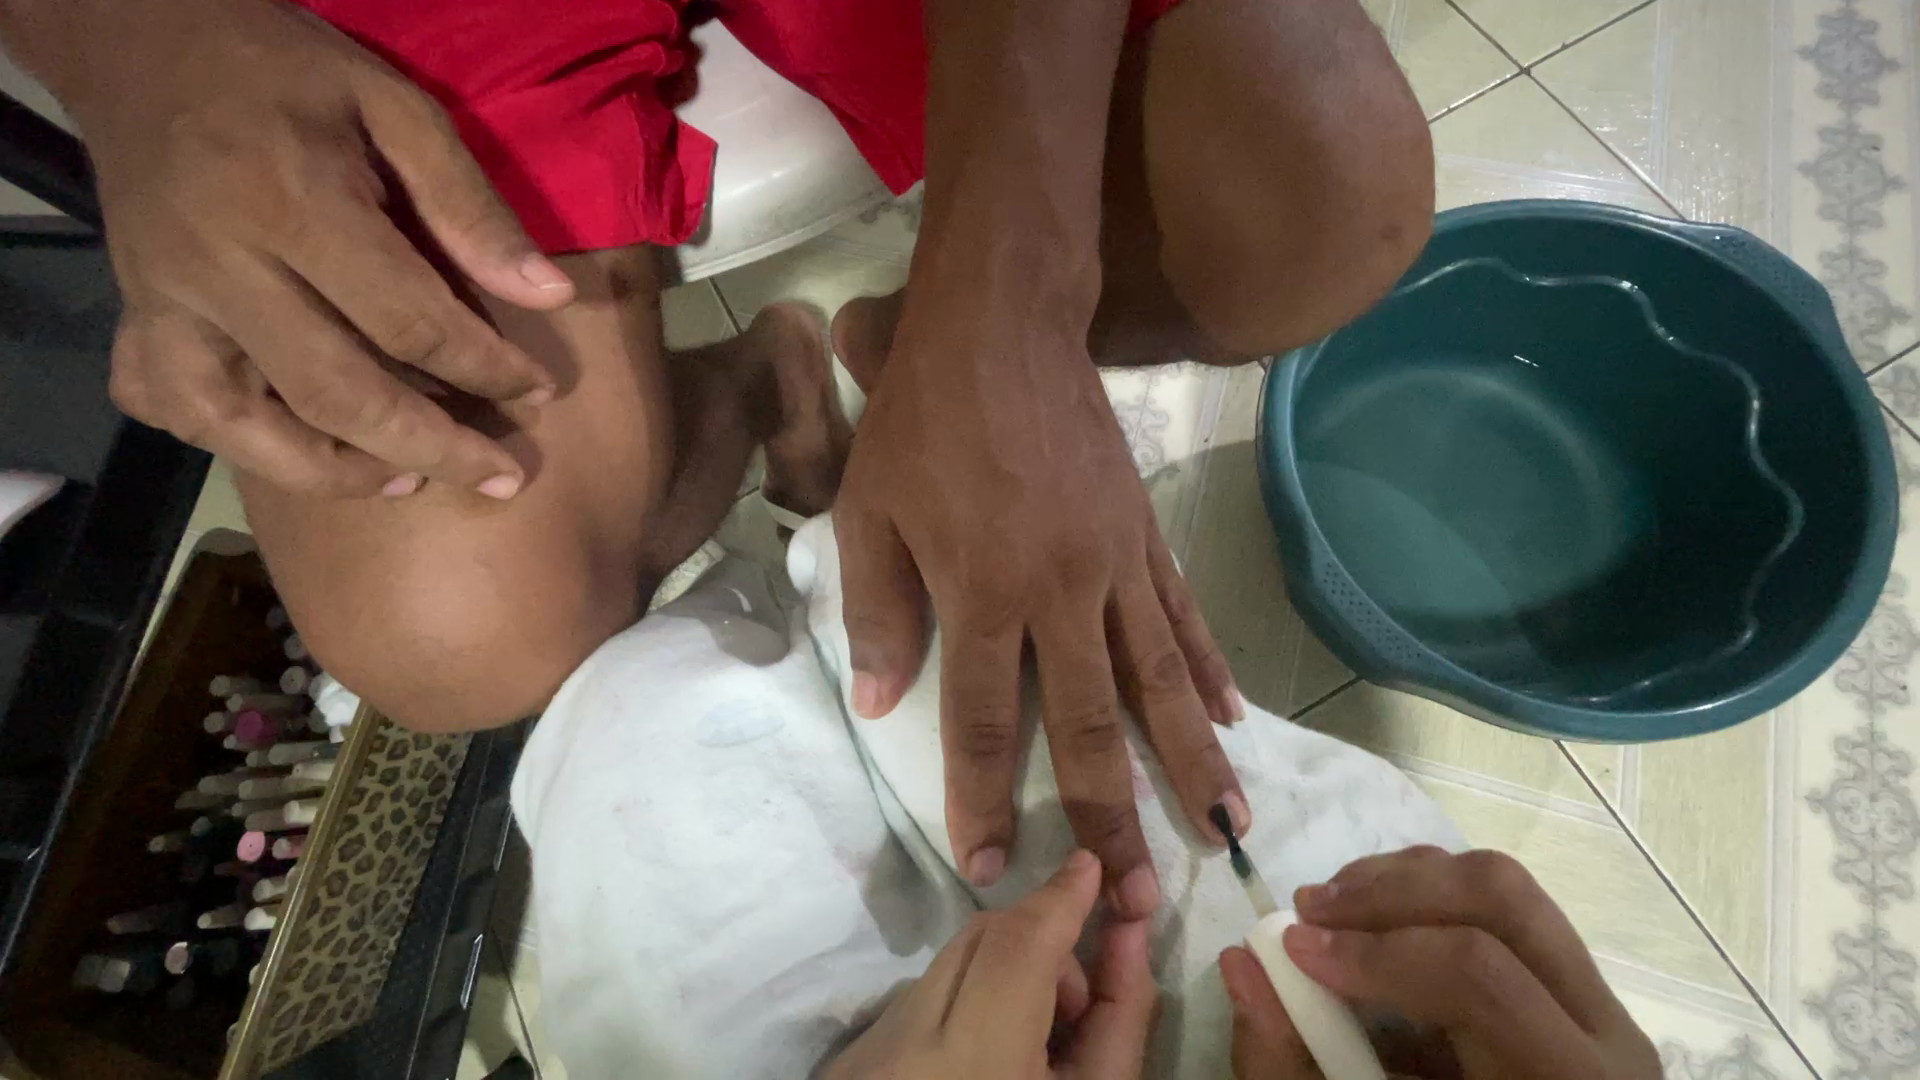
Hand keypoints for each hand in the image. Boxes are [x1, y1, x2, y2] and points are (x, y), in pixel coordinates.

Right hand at [39, 0, 573, 496]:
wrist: (142, 39)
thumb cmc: (293, 76)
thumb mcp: (401, 111)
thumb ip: (473, 208)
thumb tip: (551, 295)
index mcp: (289, 205)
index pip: (412, 323)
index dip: (488, 369)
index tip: (541, 391)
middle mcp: (217, 264)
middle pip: (338, 392)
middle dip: (436, 449)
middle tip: (504, 481)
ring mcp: (162, 296)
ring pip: (241, 420)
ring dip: (336, 471)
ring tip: (414, 484)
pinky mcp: (135, 311)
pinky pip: (170, 403)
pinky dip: (240, 445)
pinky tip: (307, 455)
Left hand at [823, 850, 1156, 1079]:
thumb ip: (1118, 1020)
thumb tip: (1128, 931)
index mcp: (973, 1067)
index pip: (1017, 948)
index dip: (1060, 899)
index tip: (1092, 866)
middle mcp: (902, 1049)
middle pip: (981, 941)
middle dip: (1040, 941)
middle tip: (1078, 996)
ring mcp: (866, 1053)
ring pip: (949, 964)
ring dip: (1004, 972)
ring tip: (1035, 1042)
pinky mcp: (847, 1061)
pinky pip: (920, 995)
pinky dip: (965, 998)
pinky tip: (987, 1056)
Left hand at [834, 306, 1244, 917]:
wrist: (1001, 331)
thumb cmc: (922, 421)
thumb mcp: (869, 510)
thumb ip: (878, 610)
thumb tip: (879, 703)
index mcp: (984, 592)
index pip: (983, 719)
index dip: (983, 797)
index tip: (989, 868)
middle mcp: (1063, 593)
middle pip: (1090, 725)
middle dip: (1111, 819)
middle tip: (1136, 901)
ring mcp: (1118, 565)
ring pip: (1160, 683)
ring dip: (1190, 764)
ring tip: (1225, 832)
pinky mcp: (1147, 535)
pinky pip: (1184, 617)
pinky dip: (1210, 673)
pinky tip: (1234, 720)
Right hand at [1219, 847, 1662, 1078]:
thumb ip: (1287, 1063)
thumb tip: (1240, 961)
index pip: (1481, 978)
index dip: (1376, 952)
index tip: (1296, 949)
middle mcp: (1606, 1039)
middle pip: (1502, 900)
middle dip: (1388, 889)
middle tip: (1311, 910)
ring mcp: (1597, 1003)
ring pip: (1499, 886)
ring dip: (1396, 882)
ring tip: (1331, 912)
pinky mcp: (1570, 986)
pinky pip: (1494, 906)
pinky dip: (1414, 895)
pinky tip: (1370, 931)